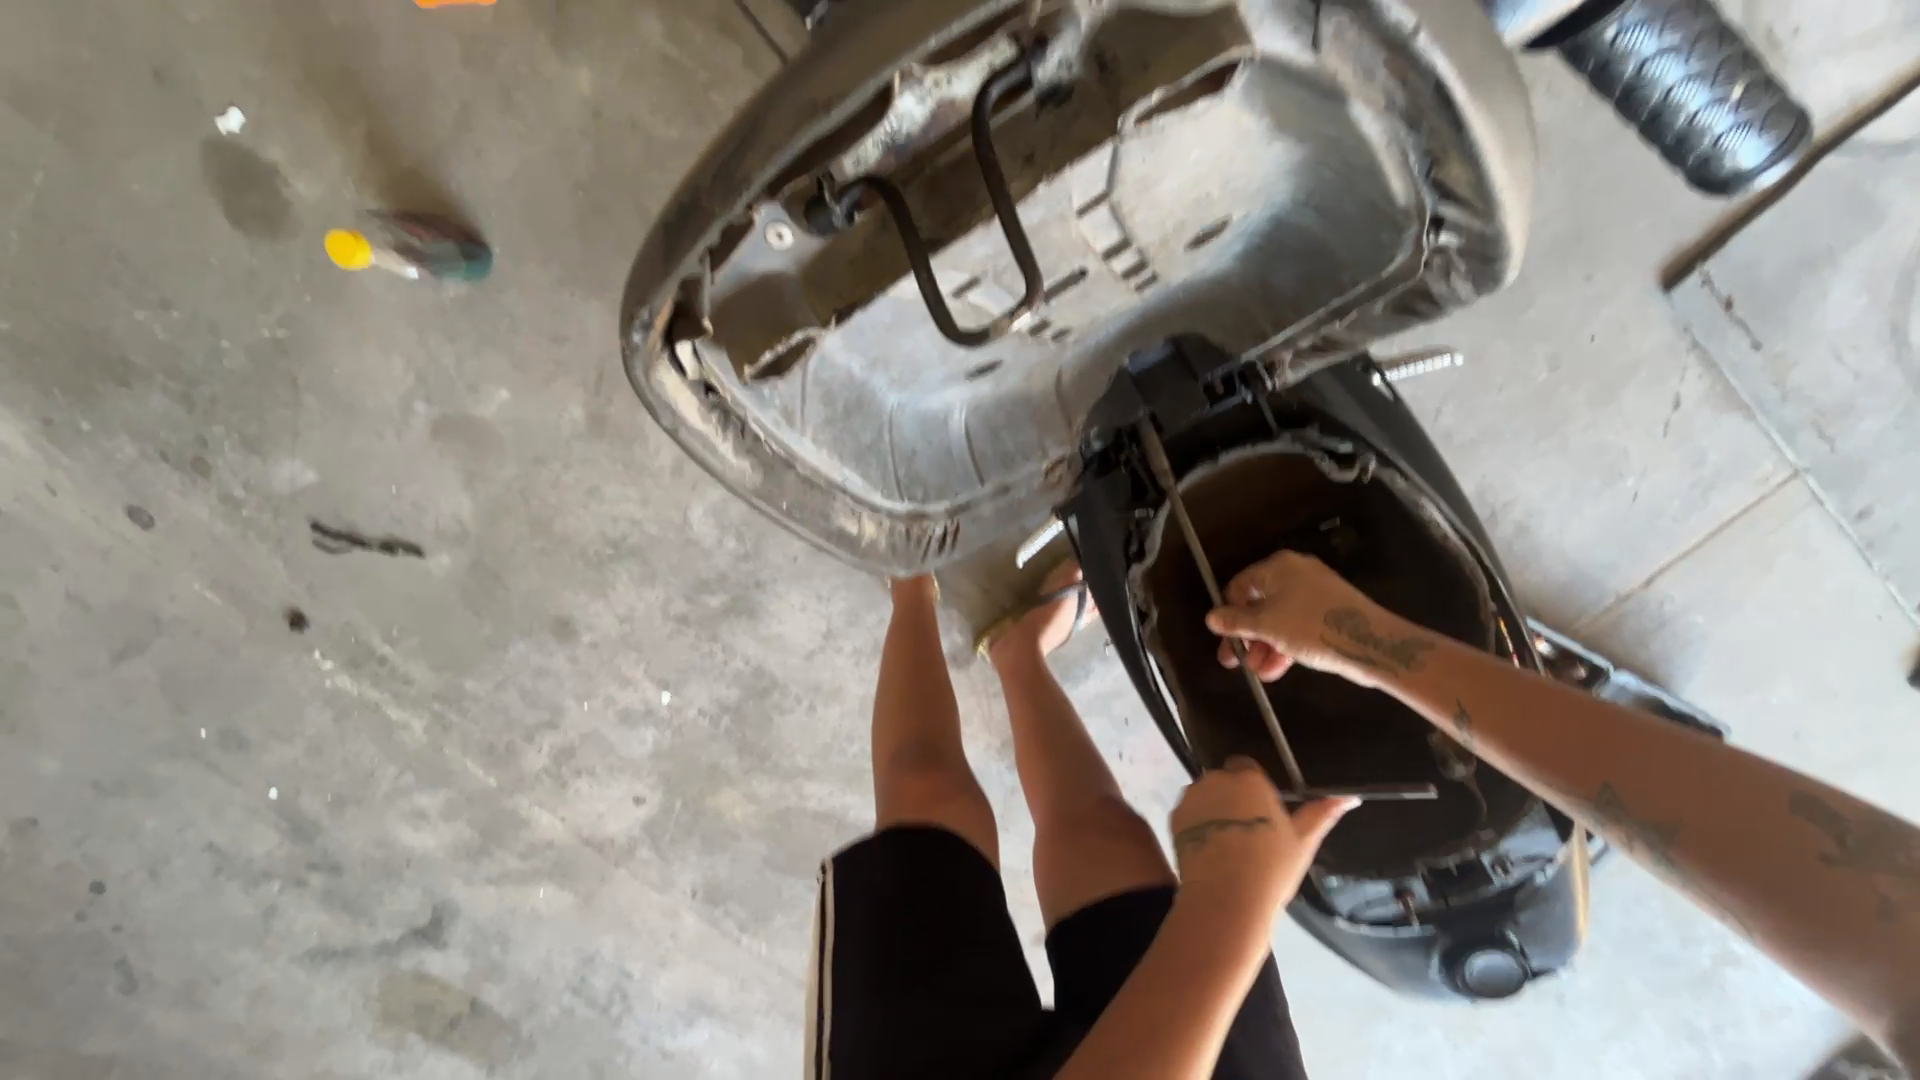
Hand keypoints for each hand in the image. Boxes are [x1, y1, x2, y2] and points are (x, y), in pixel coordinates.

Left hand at [1170, 758, 1356, 916]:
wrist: (1225, 897)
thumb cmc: (1271, 868)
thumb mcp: (1303, 841)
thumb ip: (1322, 813)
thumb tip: (1350, 797)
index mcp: (1249, 779)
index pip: (1246, 767)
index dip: (1252, 788)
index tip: (1260, 811)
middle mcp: (1217, 779)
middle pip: (1224, 780)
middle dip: (1232, 797)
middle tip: (1246, 830)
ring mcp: (1192, 796)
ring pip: (1204, 794)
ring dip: (1212, 808)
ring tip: (1226, 843)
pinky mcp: (1174, 815)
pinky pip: (1187, 812)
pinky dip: (1196, 824)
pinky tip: (1208, 847)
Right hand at [1205, 550, 1423, 689]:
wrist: (1372, 642)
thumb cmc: (1311, 626)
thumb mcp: (1266, 626)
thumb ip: (1236, 622)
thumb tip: (1211, 618)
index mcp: (1278, 567)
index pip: (1239, 586)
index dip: (1228, 613)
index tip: (1225, 640)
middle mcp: (1296, 574)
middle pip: (1258, 605)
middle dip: (1247, 636)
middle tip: (1237, 662)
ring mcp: (1315, 594)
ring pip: (1278, 619)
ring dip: (1264, 646)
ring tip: (1258, 672)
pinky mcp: (1329, 613)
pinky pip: (1297, 626)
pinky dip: (1284, 646)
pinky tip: (1276, 670)